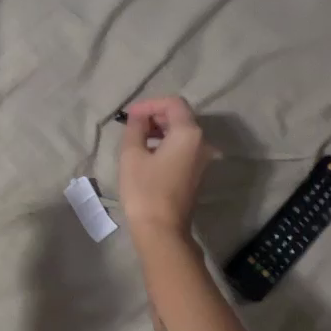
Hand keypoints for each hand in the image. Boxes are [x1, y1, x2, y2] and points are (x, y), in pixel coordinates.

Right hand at [118, 97, 214, 239]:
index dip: (149, 104)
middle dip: (155, 115)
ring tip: (136, 138)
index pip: (173, 103)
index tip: (128, 115)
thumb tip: (137, 117)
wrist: (161, 227)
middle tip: (130, 125)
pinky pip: (183, 147)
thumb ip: (135, 129)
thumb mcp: (132, 156)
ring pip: (182, 132)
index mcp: (189, 133)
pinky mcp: (197, 171)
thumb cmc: (144, 190)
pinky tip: (147, 153)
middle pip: (180, 116)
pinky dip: (166, 143)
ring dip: (160, 130)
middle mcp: (202, 141)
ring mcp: (202, 157)